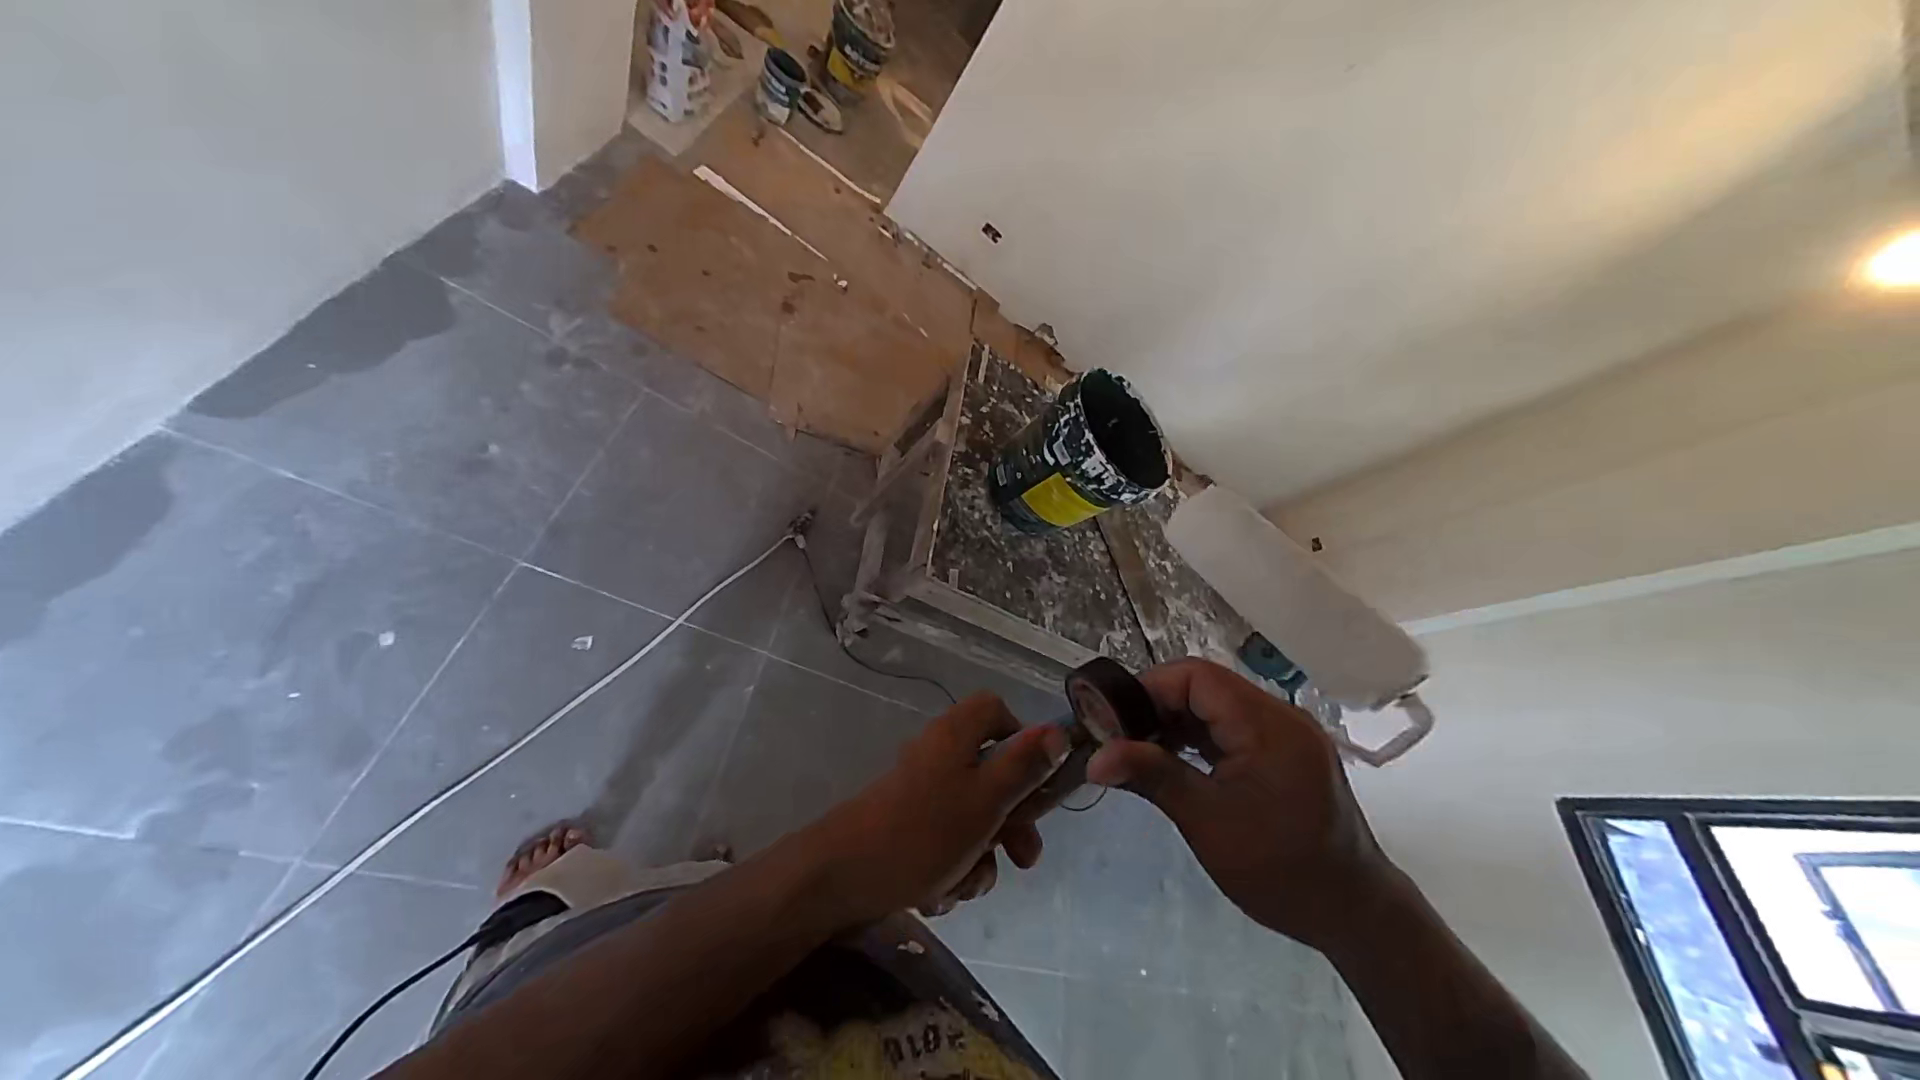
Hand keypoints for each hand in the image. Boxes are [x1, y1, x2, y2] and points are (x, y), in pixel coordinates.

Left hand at [804, 694, 1069, 923]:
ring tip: (967, 886)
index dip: (1022, 739)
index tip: (1036, 779)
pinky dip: (952, 869)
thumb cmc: (923, 832)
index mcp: (956, 735)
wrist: (840, 878)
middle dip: (1012, 822)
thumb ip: (1024, 766)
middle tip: (1023, 858)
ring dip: (981, 857)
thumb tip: (1057, 733)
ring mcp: (921, 794)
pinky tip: (941, 895)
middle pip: (993, 773)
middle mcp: (939, 756)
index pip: (996, 711)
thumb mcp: (987, 799)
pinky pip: (947, 842)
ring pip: (974, 817)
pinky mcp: (907, 828)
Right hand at [1086, 659, 1397, 954]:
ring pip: (1217, 705)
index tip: (1113, 719)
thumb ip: (1152, 777)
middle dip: (1157, 705)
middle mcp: (1280, 717)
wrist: (1354, 915)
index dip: (1149, 688)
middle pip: (1206, 686)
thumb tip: (1095, 759)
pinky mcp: (1285, 753)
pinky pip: (1233, 727)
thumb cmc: (1279, 870)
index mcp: (1267, 725)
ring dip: (1176, 721)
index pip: (1197, 676)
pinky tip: (1172, 759)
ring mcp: (1286, 734)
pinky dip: (1199, 737)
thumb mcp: (1208, 822)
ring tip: (1139, 749)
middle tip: (1119, 737)